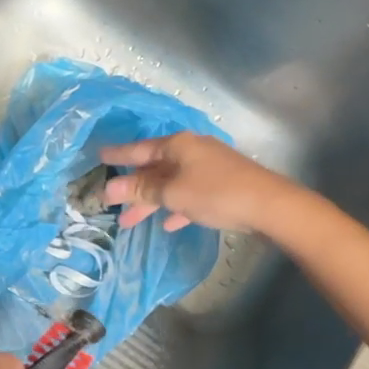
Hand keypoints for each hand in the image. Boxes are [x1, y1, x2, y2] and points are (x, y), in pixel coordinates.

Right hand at [101, 132, 300, 231]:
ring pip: (170, 183)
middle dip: (133, 187)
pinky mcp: (221, 185)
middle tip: (111, 203)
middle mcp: (192, 151)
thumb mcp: (173, 193)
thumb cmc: (216, 193)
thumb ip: (141, 191)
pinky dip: (176, 206)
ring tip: (131, 221)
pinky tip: (168, 223)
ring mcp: (208, 168)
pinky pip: (189, 194)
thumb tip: (109, 189)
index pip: (140, 149)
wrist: (269, 206)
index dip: (119, 154)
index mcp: (179, 145)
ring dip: (151, 201)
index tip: (99, 156)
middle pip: (155, 168)